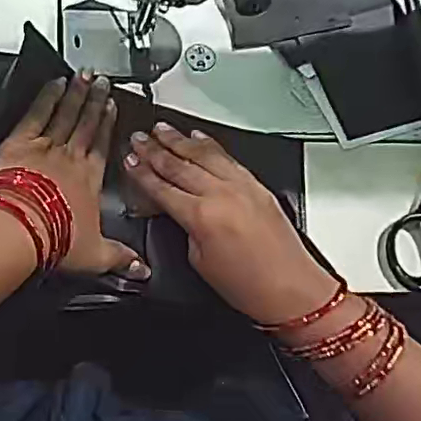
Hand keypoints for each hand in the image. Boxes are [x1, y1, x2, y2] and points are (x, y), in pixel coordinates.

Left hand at [0, 74, 146, 278]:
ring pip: (64, 114)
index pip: (101, 147)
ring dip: (74, 94)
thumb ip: (119, 258)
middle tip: (102, 82)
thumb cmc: (53, 239)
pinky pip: (36, 113)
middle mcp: (70, 158)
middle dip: (95, 102)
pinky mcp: (19, 143)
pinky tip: (52, 85)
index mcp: (89, 180)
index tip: (112, 109)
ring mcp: (45, 147)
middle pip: (85, 124)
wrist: (19, 227)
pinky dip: (45, 98)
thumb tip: (141, 271)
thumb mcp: (94, 254)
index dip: (107, 126)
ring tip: (82, 76)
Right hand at [123, 123, 337, 323]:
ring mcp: (243, 187)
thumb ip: (185, 228)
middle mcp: (223, 195)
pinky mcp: (258, 187)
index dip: (141, 172)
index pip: (162, 187)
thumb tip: (176, 210)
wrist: (291, 291)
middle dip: (154, 150)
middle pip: (179, 165)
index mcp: (202, 216)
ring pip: (204, 154)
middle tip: (139, 138)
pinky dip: (211, 146)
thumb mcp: (199, 260)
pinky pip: (229, 158)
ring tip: (162, 129)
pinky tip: (199, 139)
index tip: (129, 159)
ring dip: (180, 140)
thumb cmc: (249, 285)